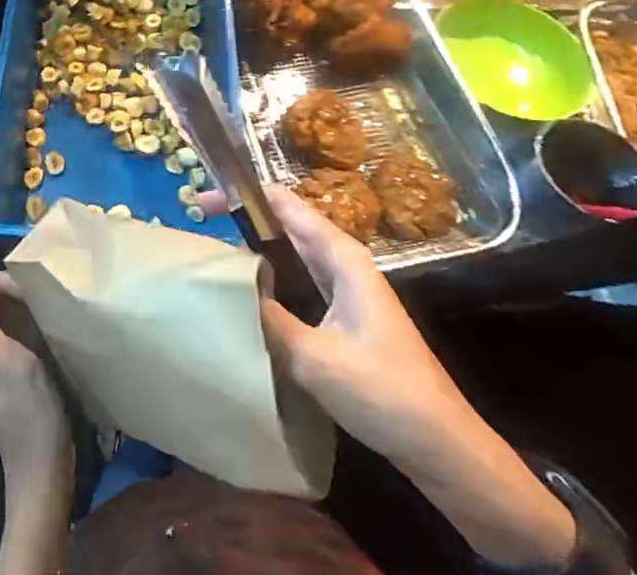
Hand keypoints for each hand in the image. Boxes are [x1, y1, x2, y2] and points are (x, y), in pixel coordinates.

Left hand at [0, 272, 72, 487]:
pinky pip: (19, 331)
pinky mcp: (15, 367)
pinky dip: (33, 321)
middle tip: (44, 293)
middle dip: (12, 292)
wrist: (47, 466)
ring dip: (25, 305)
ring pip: (5, 315)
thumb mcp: (6, 365)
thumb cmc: (29, 414)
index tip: (27, 286)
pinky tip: (51, 321)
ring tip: (50, 302)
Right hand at [223, 187, 576, 567]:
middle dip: (245, 213)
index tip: (203, 197)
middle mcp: (344, 262)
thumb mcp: (314, 357)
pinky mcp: (342, 312)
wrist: (437, 441)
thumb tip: (228, 289)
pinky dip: (269, 270)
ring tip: (213, 239)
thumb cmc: (382, 391)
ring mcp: (345, 288)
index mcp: (342, 258)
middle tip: (198, 215)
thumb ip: (268, 318)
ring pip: (292, 249)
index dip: (245, 194)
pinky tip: (247, 284)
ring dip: (255, 240)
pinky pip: (298, 276)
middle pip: (288, 222)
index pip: (287, 206)